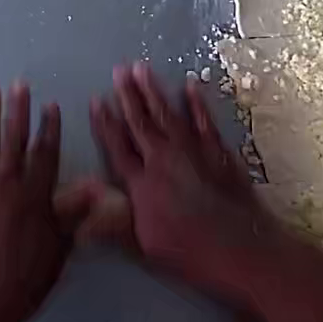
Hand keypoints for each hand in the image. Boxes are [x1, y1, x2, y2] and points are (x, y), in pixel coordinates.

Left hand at [0, 84, 68, 321]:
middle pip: (15, 137)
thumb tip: (94, 189)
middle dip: (20, 110)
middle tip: (20, 85)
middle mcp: (6, 181)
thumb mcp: (58, 251)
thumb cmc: (22, 284)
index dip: (50, 128)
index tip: (51, 106)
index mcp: (35, 193)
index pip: (46, 151)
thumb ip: (73, 216)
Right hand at [88, 62, 279, 301]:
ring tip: (142, 68)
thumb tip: (81, 218)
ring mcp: (192, 151)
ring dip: (153, 90)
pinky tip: (190, 84)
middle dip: (127, 95)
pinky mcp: (218, 151)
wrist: (241, 248)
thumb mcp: (144, 247)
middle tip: (119, 70)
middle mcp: (163, 159)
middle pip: (140, 122)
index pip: (117, 146)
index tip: (97, 100)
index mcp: (142, 183)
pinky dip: (196, 102)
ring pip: (167, 114)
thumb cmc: (191, 253)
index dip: (105, 123)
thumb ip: (113, 226)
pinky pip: (204, 120)